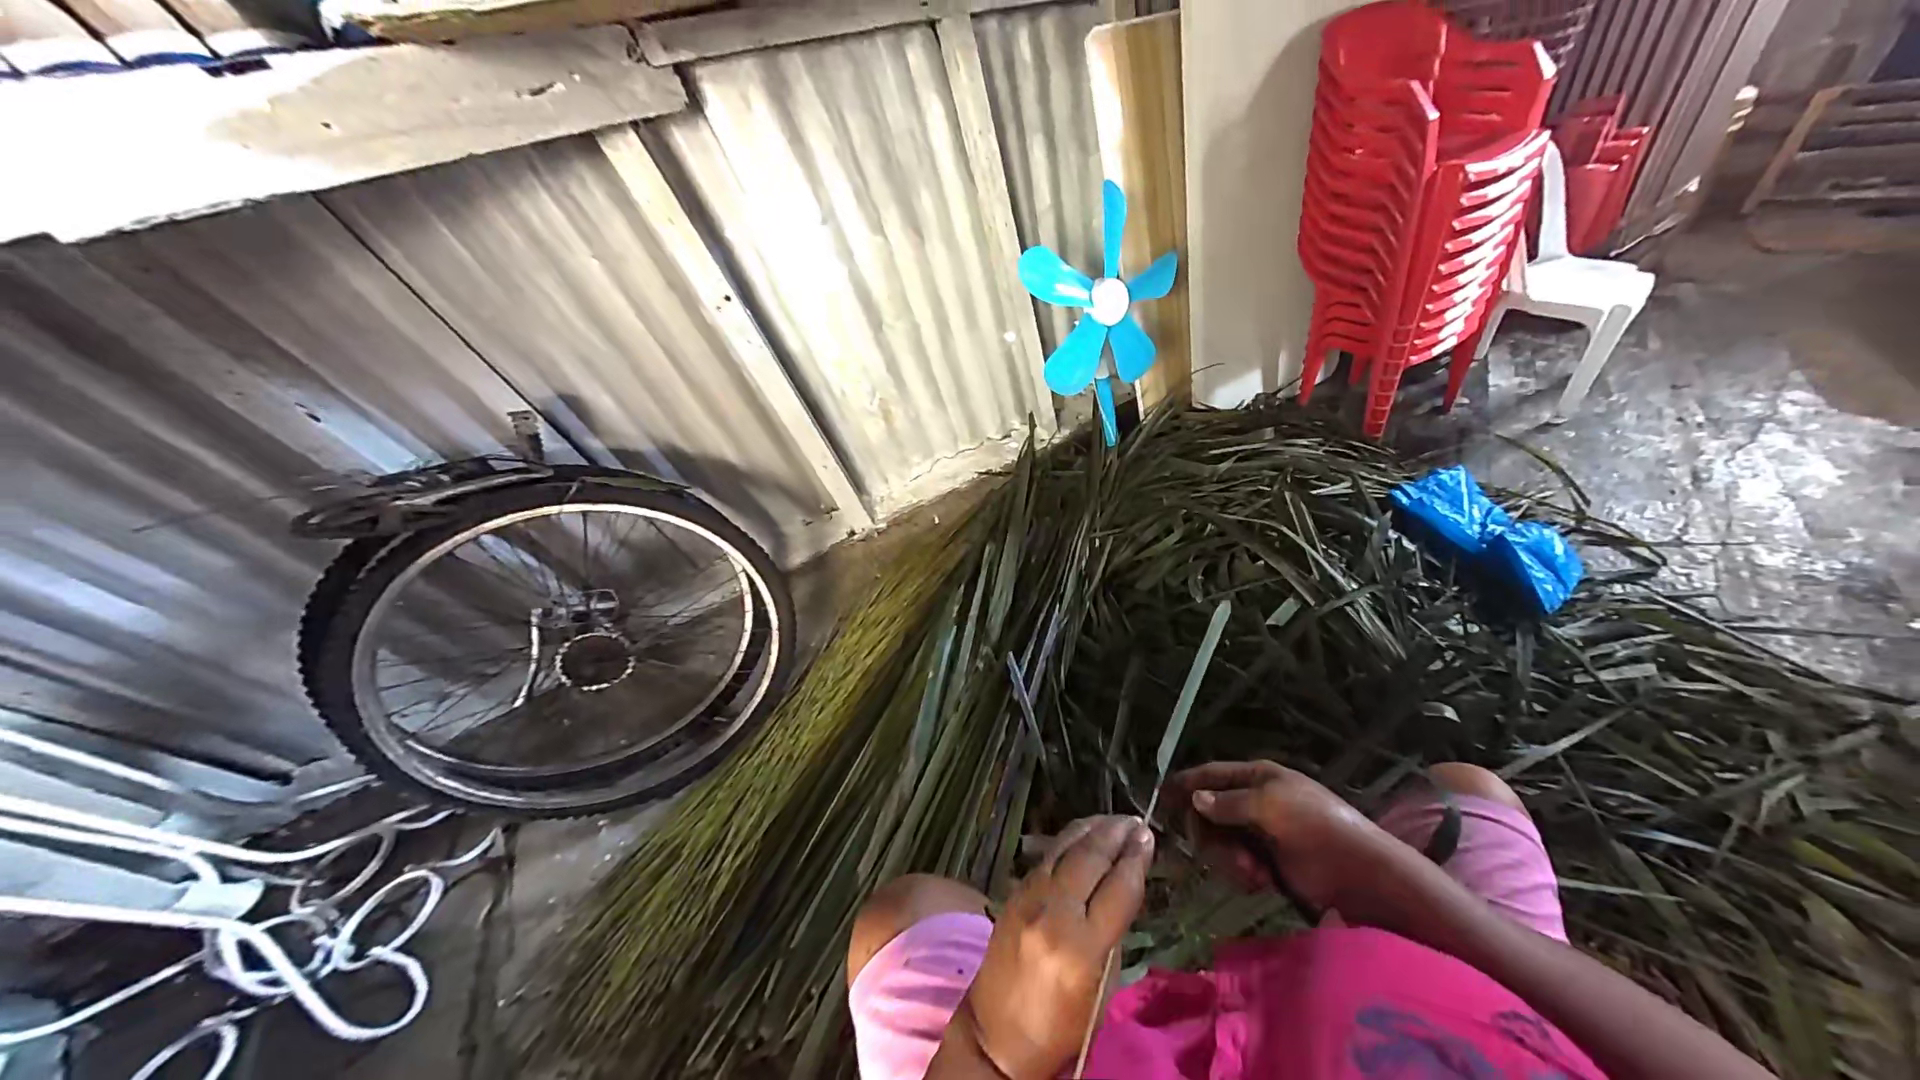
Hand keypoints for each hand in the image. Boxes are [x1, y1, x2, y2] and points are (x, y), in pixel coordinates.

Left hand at [953, 816, 1151, 1079]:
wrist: (998, 1034)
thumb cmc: (1061, 1025)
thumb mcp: (1102, 987)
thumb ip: (1114, 933)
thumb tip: (1124, 882)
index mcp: (1082, 948)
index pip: (1118, 888)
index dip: (1136, 859)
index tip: (1149, 836)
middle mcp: (1053, 915)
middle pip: (1090, 859)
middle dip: (1116, 835)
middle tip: (1136, 822)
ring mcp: (1028, 899)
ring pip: (1064, 848)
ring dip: (1092, 829)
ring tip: (1114, 819)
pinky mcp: (1012, 893)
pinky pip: (1045, 857)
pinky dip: (1067, 840)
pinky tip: (1083, 833)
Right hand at [1162, 760, 1393, 911]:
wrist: (1360, 873)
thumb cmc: (1315, 824)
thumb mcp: (1269, 804)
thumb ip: (1227, 802)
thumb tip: (1195, 798)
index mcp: (1256, 777)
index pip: (1210, 774)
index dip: (1185, 784)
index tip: (1161, 799)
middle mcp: (1252, 801)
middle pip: (1207, 812)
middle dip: (1211, 836)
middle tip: (1226, 855)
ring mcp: (1258, 833)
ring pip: (1218, 841)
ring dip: (1227, 859)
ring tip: (1252, 874)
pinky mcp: (1266, 863)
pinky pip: (1234, 864)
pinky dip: (1240, 874)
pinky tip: (1259, 883)